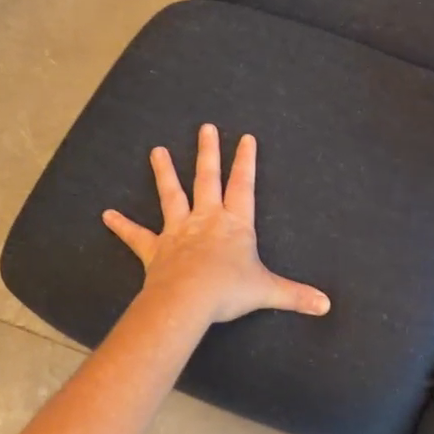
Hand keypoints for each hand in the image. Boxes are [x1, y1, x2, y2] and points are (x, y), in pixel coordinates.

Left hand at [103, 124, 330, 324]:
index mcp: (236, 223)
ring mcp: (179, 231)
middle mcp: (207, 219)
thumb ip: (296, 295)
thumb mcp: (268, 291)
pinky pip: (137, 236)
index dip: (245, 161)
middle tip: (205, 127)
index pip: (243, 185)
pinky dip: (122, 226)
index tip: (246, 138)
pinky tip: (106, 215)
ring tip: (157, 151)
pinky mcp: (155, 249)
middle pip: (207, 178)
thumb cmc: (229, 291)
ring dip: (165, 173)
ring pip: (172, 195)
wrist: (187, 301)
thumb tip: (327, 306)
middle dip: (208, 152)